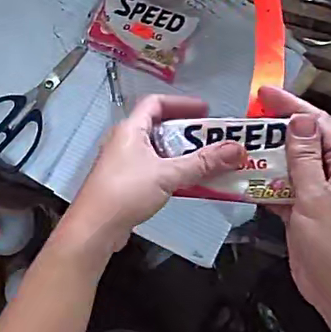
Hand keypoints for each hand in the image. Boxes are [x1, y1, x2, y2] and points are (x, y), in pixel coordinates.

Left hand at [63, 94, 244, 252]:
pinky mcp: (125, 183)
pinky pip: (154, 169)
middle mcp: (124, 142)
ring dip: (182, 154)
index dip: (181, 103)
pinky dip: (172, 172)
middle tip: (211, 139)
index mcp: (130, 130)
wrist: (95, 228)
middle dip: (188, 132)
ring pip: (157, 151)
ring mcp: (123, 163)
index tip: (205, 111)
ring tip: (206, 161)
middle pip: (159, 127)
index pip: (155, 103)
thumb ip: (203, 163)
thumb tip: (235, 149)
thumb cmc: (124, 193)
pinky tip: (188, 183)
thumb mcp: (168, 174)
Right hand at [260, 86, 330, 320]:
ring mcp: (321, 197)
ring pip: (291, 167)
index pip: (320, 126)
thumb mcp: (318, 201)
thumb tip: (301, 121)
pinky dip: (265, 186)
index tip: (265, 95)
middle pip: (304, 143)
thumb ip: (306, 160)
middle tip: (244, 120)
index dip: (292, 107)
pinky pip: (283, 192)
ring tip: (238, 147)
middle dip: (275, 131)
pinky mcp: (306, 215)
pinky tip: (243, 180)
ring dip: (266, 159)